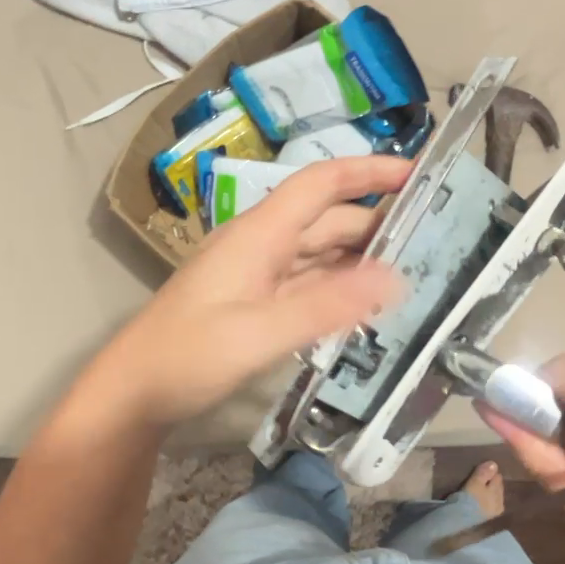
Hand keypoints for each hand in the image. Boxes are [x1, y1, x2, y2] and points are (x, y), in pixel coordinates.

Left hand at [93, 155, 410, 428]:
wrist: (133, 391)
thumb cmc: (186, 356)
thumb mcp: (257, 333)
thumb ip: (325, 306)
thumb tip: (396, 280)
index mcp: (259, 235)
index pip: (320, 184)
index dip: (366, 172)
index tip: (416, 172)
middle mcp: (260, 246)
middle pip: (325, 219)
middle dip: (375, 220)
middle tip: (432, 235)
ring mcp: (256, 275)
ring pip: (318, 253)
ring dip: (359, 255)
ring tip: (411, 267)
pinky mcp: (254, 303)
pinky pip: (306, 283)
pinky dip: (338, 286)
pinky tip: (364, 303)